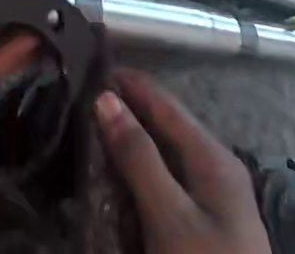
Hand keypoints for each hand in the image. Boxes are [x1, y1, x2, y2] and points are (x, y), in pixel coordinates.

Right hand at [94, 69, 268, 253]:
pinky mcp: (202, 226)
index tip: (89, 68)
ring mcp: (211, 199)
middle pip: (164, 125)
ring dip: (129, 144)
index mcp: (212, 157)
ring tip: (89, 136)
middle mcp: (214, 168)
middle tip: (80, 103)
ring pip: (163, 155)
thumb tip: (106, 97)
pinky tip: (114, 181)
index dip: (128, 82)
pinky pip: (165, 185)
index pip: (164, 101)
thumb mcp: (169, 217)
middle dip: (125, 111)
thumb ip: (139, 157)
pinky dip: (137, 176)